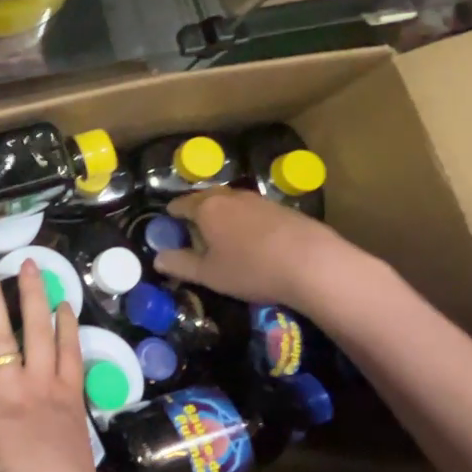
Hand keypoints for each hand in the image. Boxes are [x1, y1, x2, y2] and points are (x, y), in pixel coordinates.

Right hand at [152, 188, 358, 309]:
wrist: (314, 263)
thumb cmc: (251, 268)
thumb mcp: (210, 274)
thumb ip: (180, 264)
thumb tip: (157, 258)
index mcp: (206, 207)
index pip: (180, 204)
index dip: (172, 216)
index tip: (170, 228)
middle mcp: (229, 196)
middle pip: (206, 200)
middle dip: (198, 214)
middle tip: (197, 235)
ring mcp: (258, 200)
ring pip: (232, 205)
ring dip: (225, 218)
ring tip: (228, 240)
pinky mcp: (283, 209)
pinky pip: (255, 213)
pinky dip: (249, 224)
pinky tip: (258, 243)